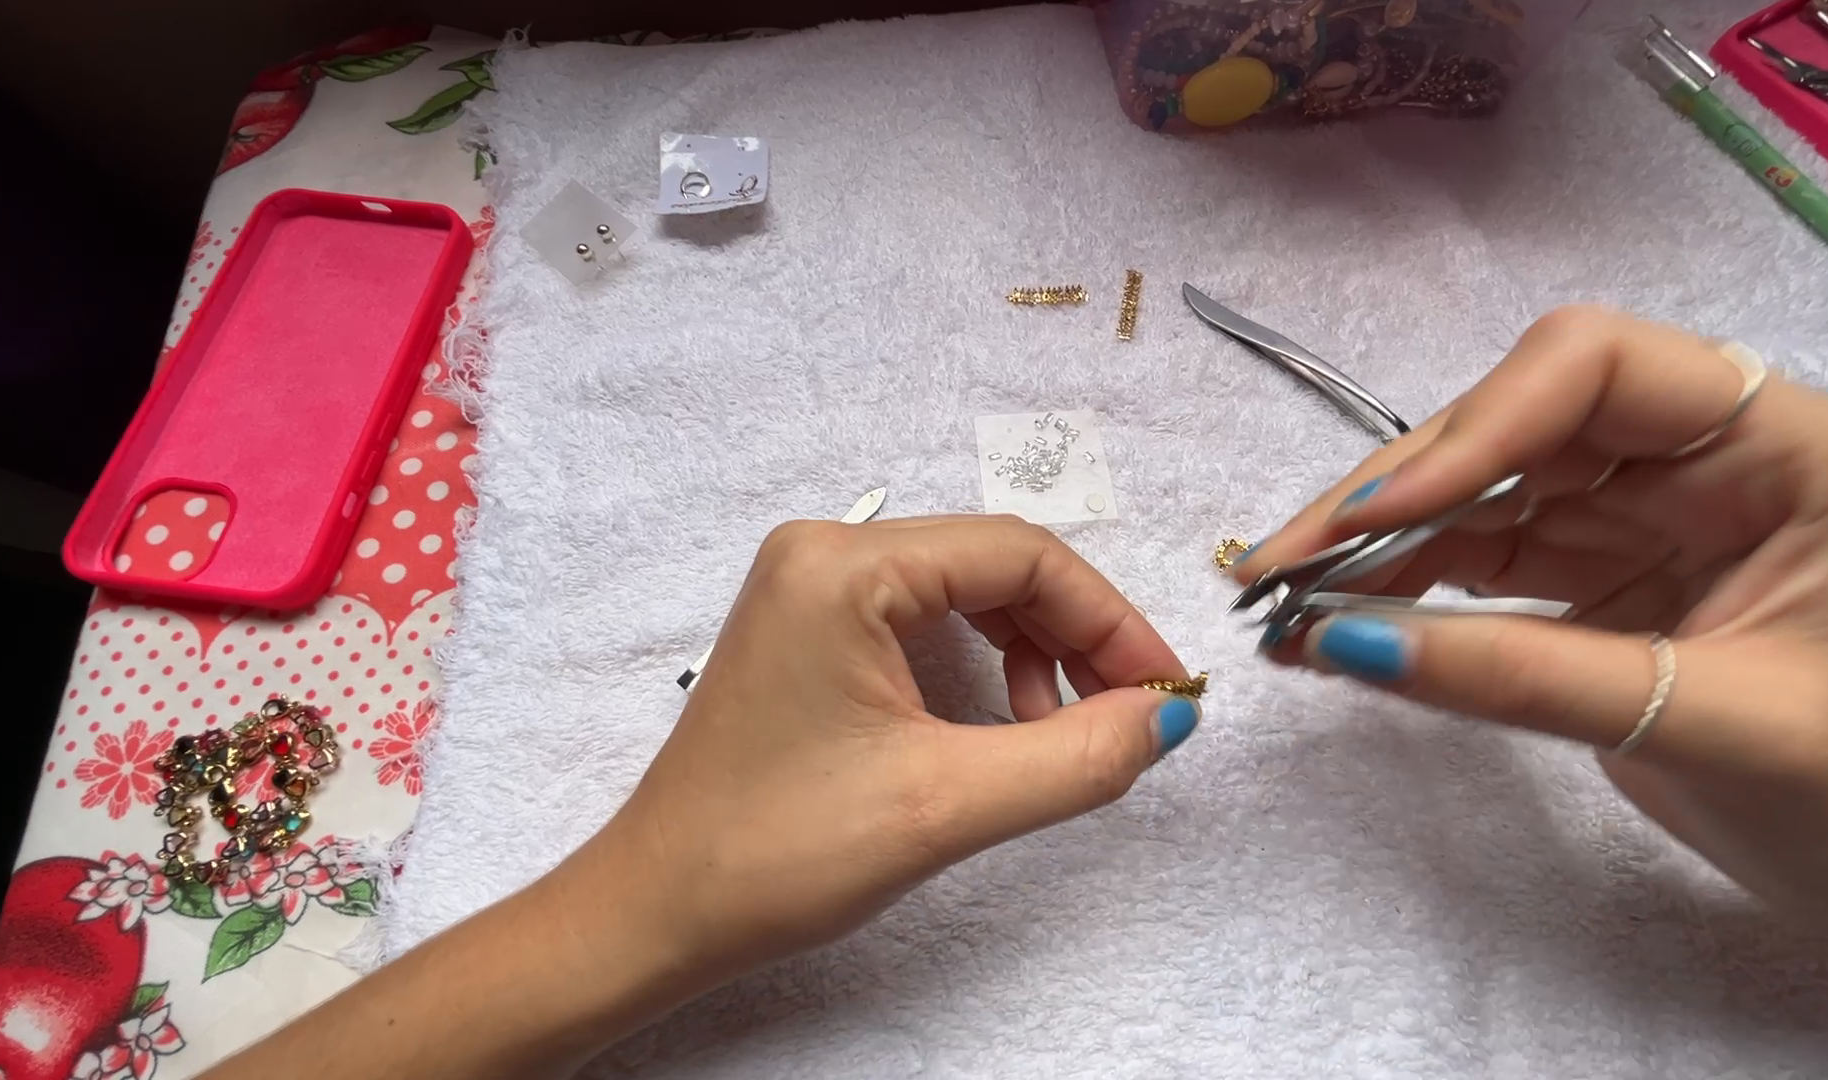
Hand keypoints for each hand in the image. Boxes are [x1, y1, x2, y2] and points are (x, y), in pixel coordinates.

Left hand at [206, 516, 1197, 1079]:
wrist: (657, 910)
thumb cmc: (783, 853)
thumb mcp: (946, 804)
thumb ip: (1077, 756)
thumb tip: (1169, 715)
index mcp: (846, 562)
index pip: (1017, 555)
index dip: (1107, 617)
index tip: (1164, 687)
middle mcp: (826, 548)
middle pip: (991, 566)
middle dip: (1071, 635)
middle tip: (1124, 711)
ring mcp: (813, 583)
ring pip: (962, 591)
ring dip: (1029, 648)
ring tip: (1055, 723)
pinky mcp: (812, 622)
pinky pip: (923, 618)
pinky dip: (979, 659)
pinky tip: (998, 715)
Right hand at [1236, 306, 1827, 955]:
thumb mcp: (1723, 730)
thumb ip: (1522, 678)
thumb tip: (1335, 641)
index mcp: (1784, 450)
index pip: (1594, 370)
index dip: (1471, 429)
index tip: (1373, 517)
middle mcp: (1687, 460)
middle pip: (1493, 438)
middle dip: (1375, 505)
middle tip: (1274, 572)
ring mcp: (1621, 518)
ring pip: (1459, 504)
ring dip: (1360, 553)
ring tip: (1275, 604)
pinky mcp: (1576, 573)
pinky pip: (1461, 566)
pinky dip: (1386, 594)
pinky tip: (1322, 626)